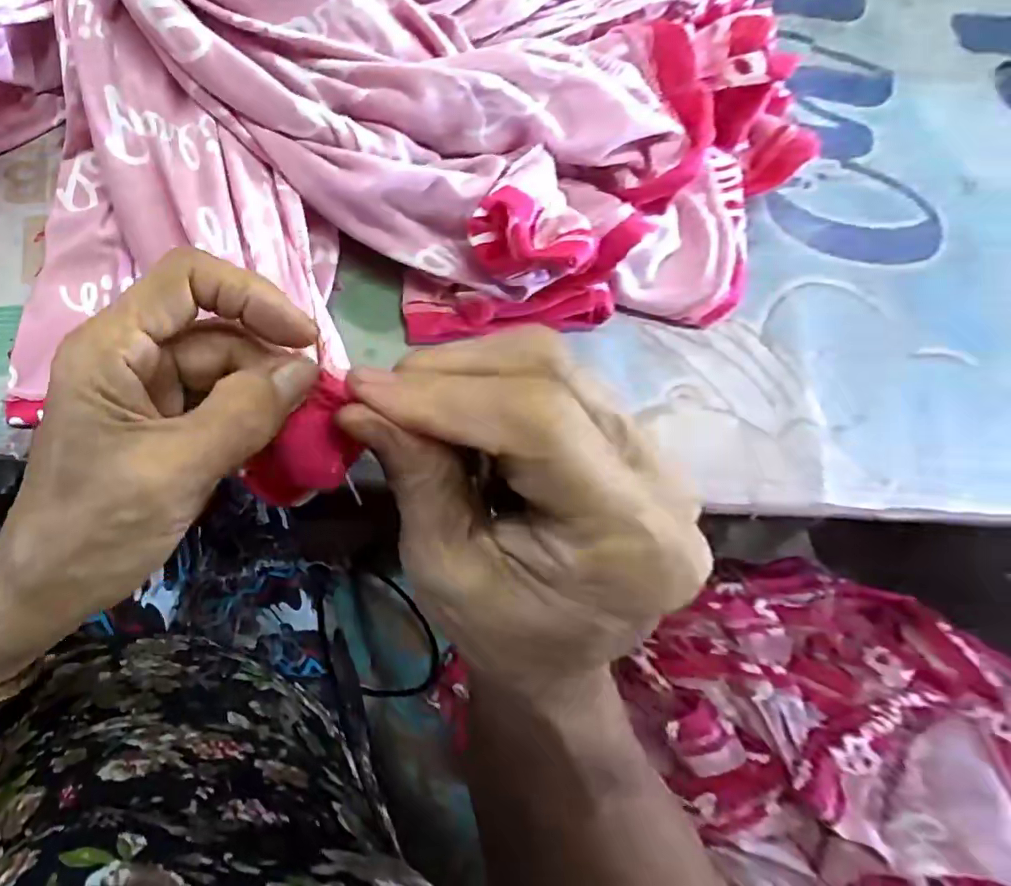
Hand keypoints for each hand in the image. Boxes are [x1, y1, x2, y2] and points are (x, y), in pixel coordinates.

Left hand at [0, 249, 319, 686]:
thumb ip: (244, 412)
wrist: (46, 587)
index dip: (248, 294)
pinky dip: (238, 417)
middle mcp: (120, 354)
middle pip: (206, 328)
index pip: (185, 278)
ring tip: (298, 430)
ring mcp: (133, 390)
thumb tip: (303, 368)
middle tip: (314, 402)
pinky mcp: (147, 423)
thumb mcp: (178, 468)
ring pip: (210, 367)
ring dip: (256, 393)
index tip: (300, 337)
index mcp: (109, 345)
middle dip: (260, 359)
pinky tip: (272, 441)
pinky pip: (202, 402)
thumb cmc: (98, 527)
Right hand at [334, 328, 708, 701]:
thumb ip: (414, 477)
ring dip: (455, 368)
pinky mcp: (618, 430)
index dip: (440, 398)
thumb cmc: (496, 628)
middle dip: (441, 373)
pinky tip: (441, 405)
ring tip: (403, 401)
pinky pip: (543, 373)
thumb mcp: (441, 564)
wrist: (555, 654)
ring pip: (544, 359)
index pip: (538, 423)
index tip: (360, 394)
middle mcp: (656, 476)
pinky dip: (474, 376)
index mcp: (626, 533)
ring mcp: (646, 445)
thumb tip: (357, 407)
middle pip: (546, 373)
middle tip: (373, 396)